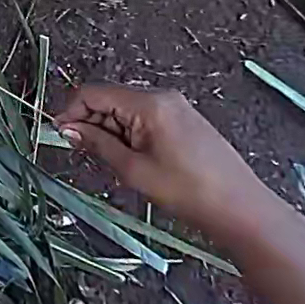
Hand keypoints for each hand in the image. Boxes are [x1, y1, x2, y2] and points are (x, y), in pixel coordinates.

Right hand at [55, 84, 287, 243]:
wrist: (244, 210)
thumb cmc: (188, 191)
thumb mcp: (134, 170)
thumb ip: (97, 144)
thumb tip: (67, 129)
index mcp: (148, 103)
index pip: (93, 93)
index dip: (72, 111)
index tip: (60, 134)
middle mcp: (161, 96)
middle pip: (109, 99)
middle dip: (91, 123)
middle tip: (86, 154)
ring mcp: (174, 106)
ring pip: (124, 109)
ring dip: (110, 130)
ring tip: (115, 162)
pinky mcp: (182, 118)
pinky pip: (142, 117)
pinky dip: (128, 133)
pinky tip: (133, 158)